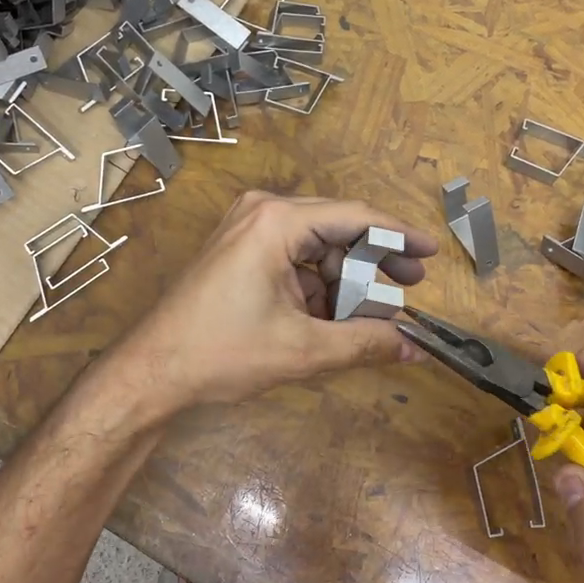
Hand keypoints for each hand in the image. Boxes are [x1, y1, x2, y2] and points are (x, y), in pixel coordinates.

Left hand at [107, 191, 436, 417]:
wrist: (152, 371)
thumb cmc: (222, 352)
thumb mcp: (302, 350)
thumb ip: (364, 342)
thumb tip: (413, 346)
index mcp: (277, 221)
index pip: (355, 216)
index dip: (399, 235)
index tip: (431, 252)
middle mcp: (264, 211)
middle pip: (337, 227)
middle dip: (374, 261)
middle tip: (410, 287)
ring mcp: (248, 228)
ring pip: (316, 245)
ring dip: (346, 278)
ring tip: (373, 315)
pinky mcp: (241, 249)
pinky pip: (294, 257)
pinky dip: (318, 284)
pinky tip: (335, 316)